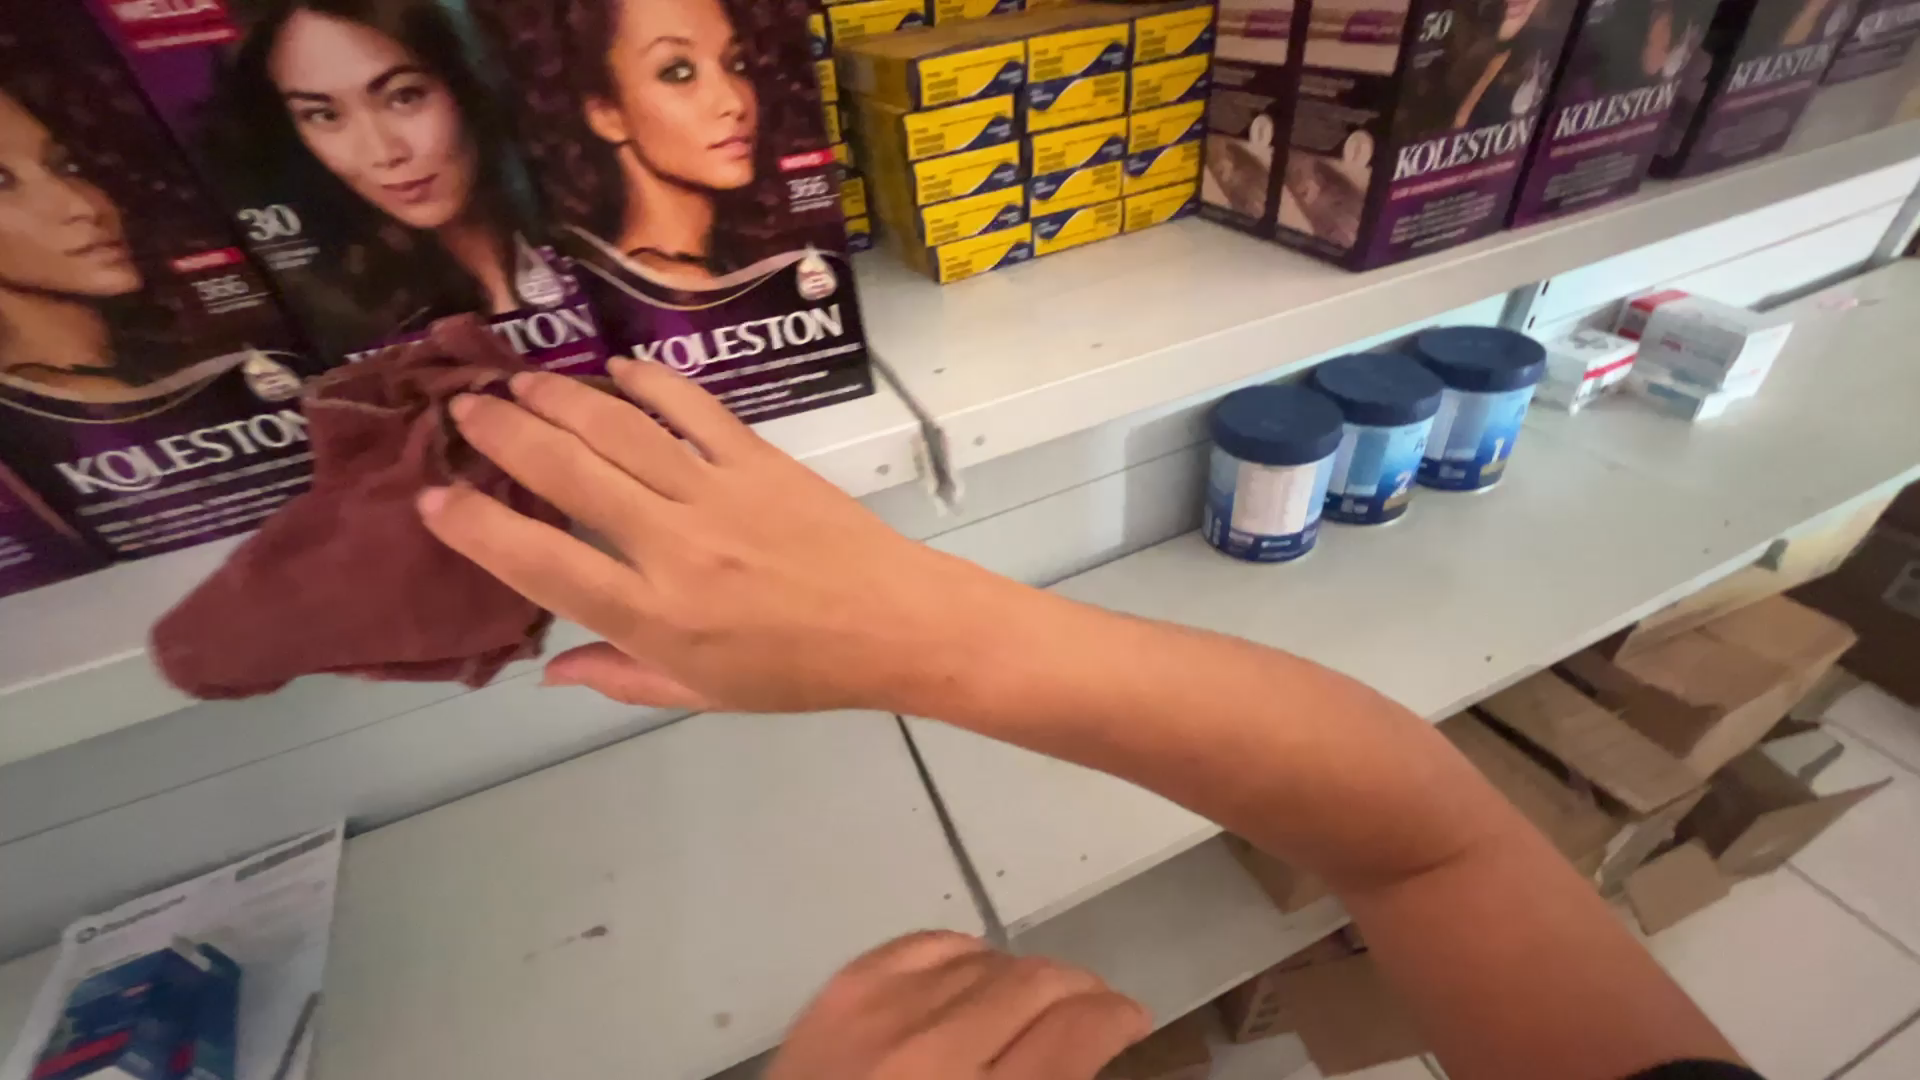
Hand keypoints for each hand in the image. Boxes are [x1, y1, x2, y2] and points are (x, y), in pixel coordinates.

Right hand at [416, 359, 1031, 712]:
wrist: (892, 623)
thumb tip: (550, 667)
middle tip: (466, 409)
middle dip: (503, 434)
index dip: (474, 527)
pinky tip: (617, 368)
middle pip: (567, 473)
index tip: (434, 499)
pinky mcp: (761, 462)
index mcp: (653, 615)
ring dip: (560, 398)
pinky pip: (695, 409)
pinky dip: (652, 381)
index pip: (538, 562)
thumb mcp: (704, 695)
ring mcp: (718, 493)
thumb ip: (622, 677)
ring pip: (620, 429)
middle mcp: (673, 544)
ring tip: (519, 382)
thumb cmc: (800, 671)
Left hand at [768, 932, 1150, 1079]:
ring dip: (1026, 974)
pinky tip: (974, 975)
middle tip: (1094, 1007)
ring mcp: (882, 1011)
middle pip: (1035, 984)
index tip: (1132, 1019)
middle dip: (1081, 989)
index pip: (1073, 1035)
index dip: (1116, 1017)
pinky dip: (965, 955)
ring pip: (987, 958)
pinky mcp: (843, 989)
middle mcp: (932, 1055)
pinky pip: (929, 942)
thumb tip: (1081, 1054)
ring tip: (1036, 997)